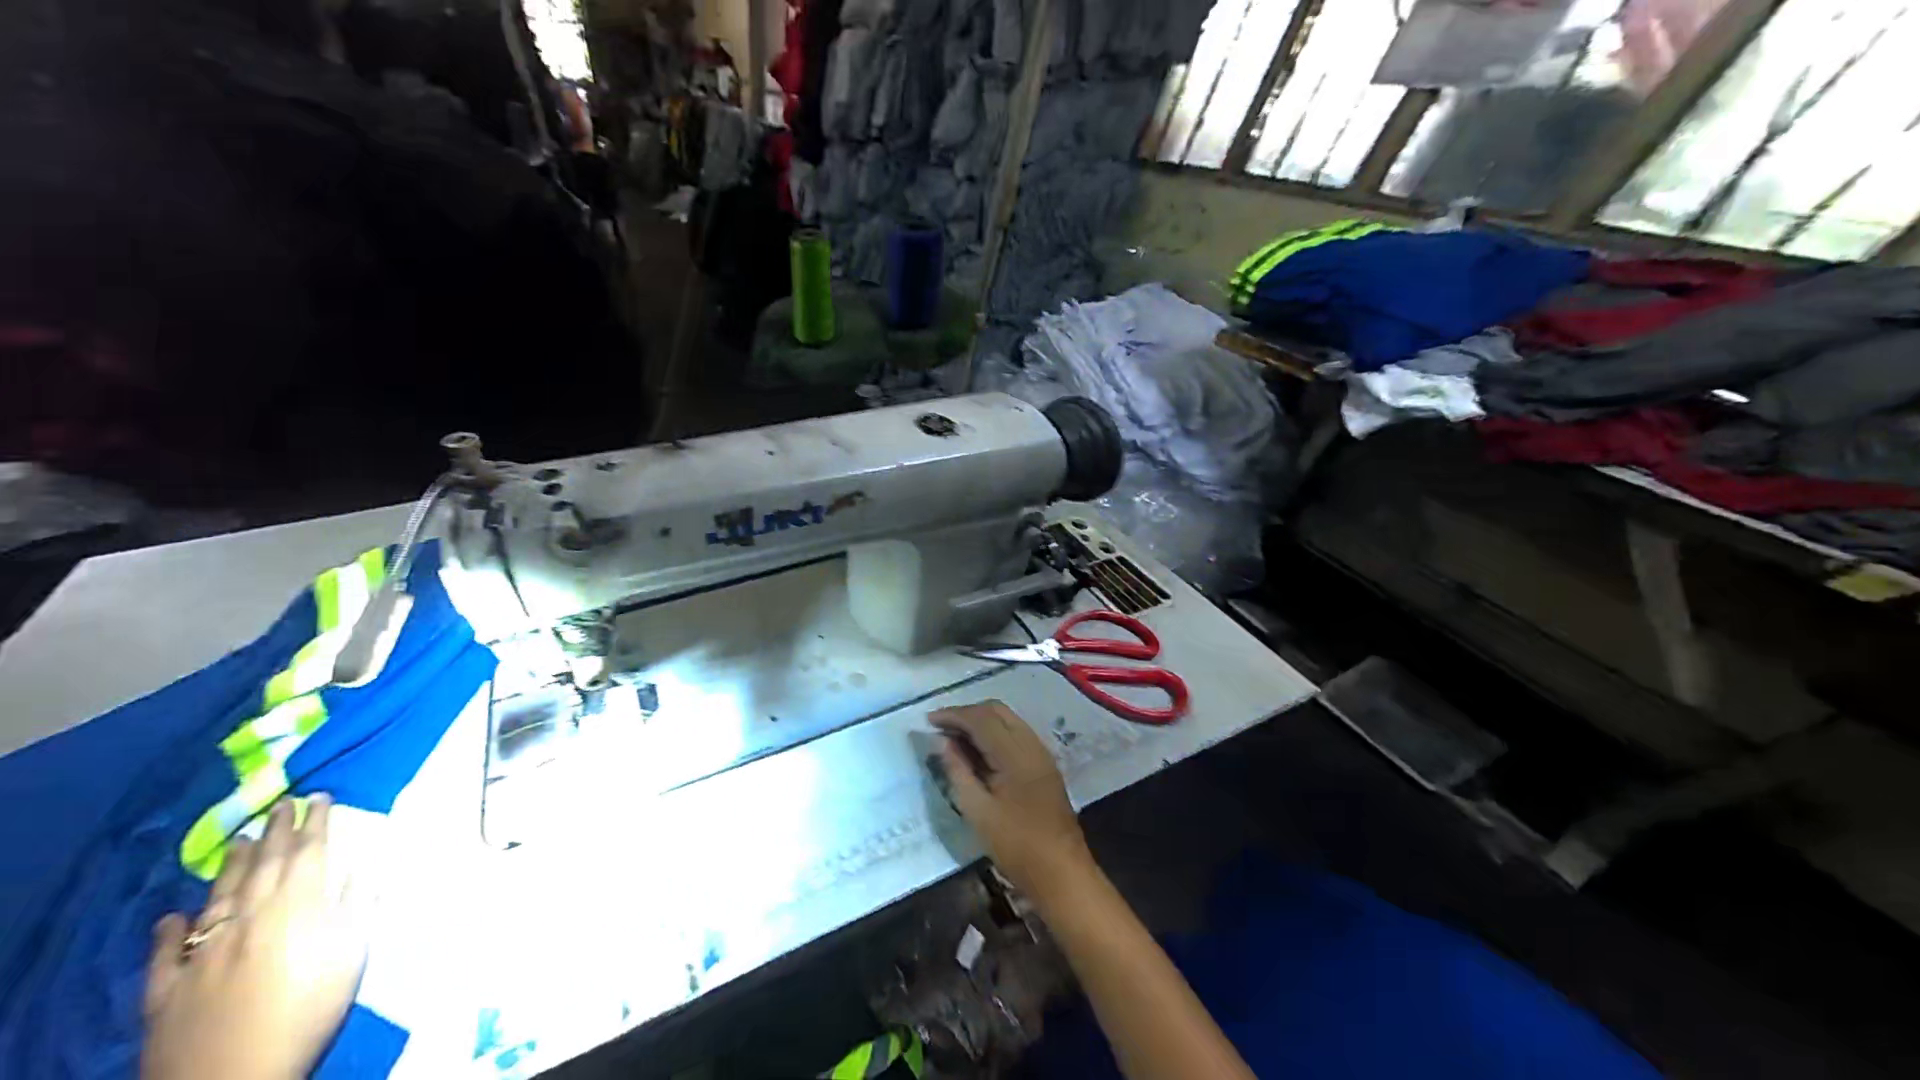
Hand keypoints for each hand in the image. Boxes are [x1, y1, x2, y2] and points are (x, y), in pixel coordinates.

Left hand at [143, 794, 368, 1079]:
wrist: (231, 1077)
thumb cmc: (309, 1010)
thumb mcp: (349, 955)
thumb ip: (353, 908)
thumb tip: (358, 868)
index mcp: (297, 906)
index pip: (309, 852)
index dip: (316, 822)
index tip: (320, 796)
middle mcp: (248, 917)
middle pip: (264, 865)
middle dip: (277, 831)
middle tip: (282, 804)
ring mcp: (202, 950)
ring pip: (219, 895)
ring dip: (232, 864)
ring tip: (240, 839)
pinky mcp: (168, 985)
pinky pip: (168, 950)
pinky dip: (172, 928)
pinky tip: (173, 914)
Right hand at [930, 700, 1093, 897]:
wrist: (1063, 873)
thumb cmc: (1017, 845)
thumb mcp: (978, 811)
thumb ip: (958, 771)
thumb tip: (944, 743)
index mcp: (1016, 754)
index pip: (981, 719)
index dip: (953, 715)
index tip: (928, 720)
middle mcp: (1032, 745)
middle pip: (997, 711)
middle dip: (968, 713)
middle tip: (941, 726)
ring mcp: (1042, 754)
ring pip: (1008, 720)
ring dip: (982, 721)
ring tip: (954, 736)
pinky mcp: (1045, 766)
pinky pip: (1016, 734)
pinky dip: (995, 733)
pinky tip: (978, 750)